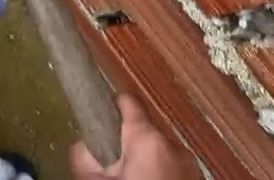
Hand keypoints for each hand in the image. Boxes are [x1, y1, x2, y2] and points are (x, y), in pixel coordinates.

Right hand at [70, 96, 196, 179]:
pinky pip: (173, 169)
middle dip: (126, 146)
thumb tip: (82, 146)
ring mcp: (191, 166)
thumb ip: (85, 160)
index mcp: (147, 138)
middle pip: (142, 131)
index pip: (126, 101)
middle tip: (112, 168)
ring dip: (145, 163)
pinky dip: (161, 176)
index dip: (109, 106)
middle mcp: (173, 145)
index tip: (98, 118)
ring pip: (159, 152)